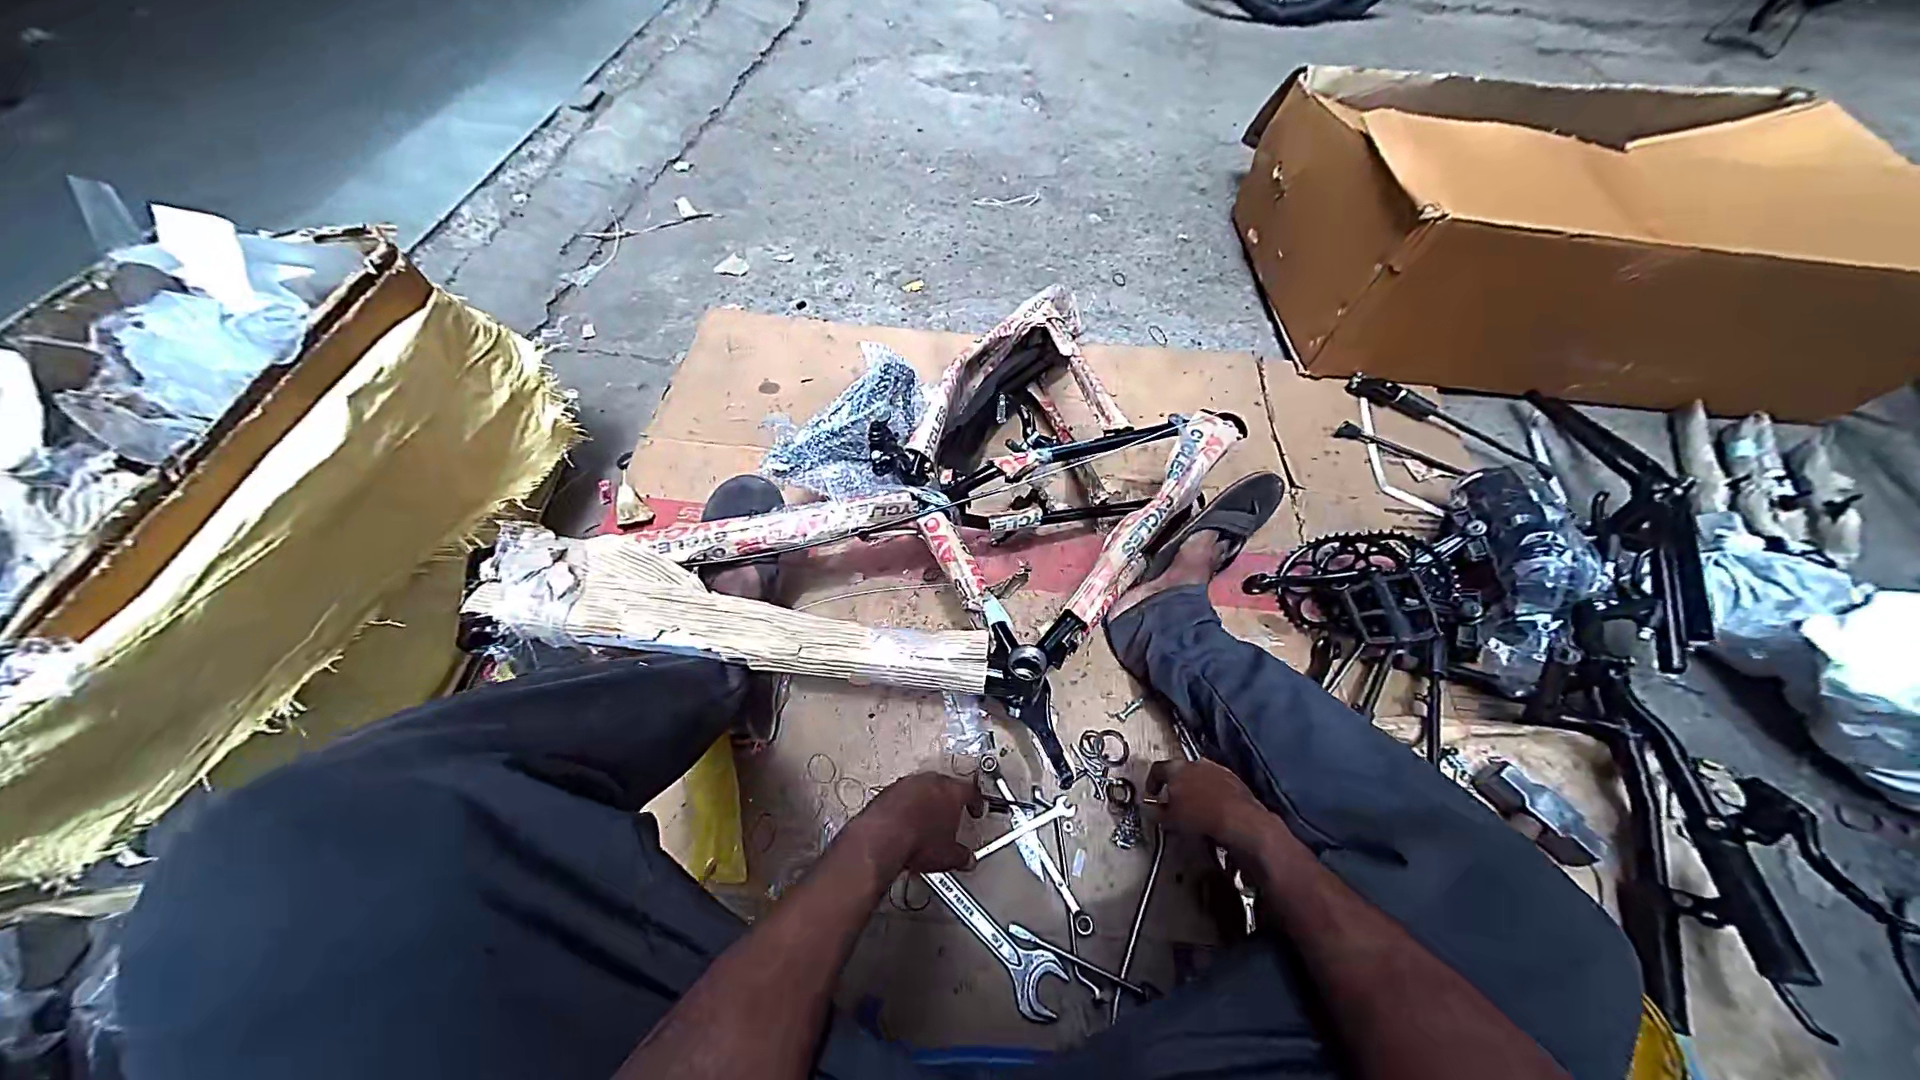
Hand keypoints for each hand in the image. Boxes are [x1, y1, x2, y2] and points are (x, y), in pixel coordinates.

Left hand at [843, 772, 983, 874]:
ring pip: (923, 789)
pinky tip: (905, 824)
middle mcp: (930, 781)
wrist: (883, 839)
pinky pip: (903, 795)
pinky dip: (906, 807)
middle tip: (950, 818)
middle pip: (945, 786)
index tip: (975, 809)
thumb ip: (962, 855)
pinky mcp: (889, 790)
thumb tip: (966, 860)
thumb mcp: (948, 856)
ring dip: (926, 803)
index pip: (971, 791)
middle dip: (949, 802)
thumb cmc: (916, 841)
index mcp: (952, 791)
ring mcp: (908, 784)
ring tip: (925, 823)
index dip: (975, 802)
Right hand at [1147, 759, 1272, 852]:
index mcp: (1175, 768)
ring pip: (1200, 776)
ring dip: (1196, 788)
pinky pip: (1217, 784)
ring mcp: (1216, 769)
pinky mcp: (1234, 778)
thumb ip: (1158, 812)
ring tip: (1196, 807)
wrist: (1239, 820)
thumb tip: (1151, 809)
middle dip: (1176, 784)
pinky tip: (1214, 809)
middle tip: (1174, 801)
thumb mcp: (1171, 819)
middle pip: (1180, 770)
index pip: (1157, 769)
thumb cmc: (1199, 817)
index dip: (1152, 782)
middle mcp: (1195, 763)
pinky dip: (1213, 793)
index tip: (1152, 794)